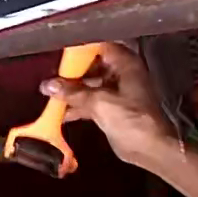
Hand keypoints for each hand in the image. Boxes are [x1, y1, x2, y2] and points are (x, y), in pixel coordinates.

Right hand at [42, 42, 180, 170]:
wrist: (150, 150)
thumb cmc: (130, 120)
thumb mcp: (99, 103)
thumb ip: (73, 92)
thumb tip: (47, 85)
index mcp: (125, 64)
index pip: (100, 46)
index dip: (80, 48)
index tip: (59, 53)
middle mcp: (122, 74)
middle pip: (92, 66)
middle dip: (71, 72)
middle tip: (50, 74)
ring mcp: (118, 92)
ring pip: (90, 85)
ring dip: (72, 91)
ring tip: (49, 94)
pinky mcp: (113, 108)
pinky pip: (91, 101)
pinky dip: (77, 105)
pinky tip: (58, 112)